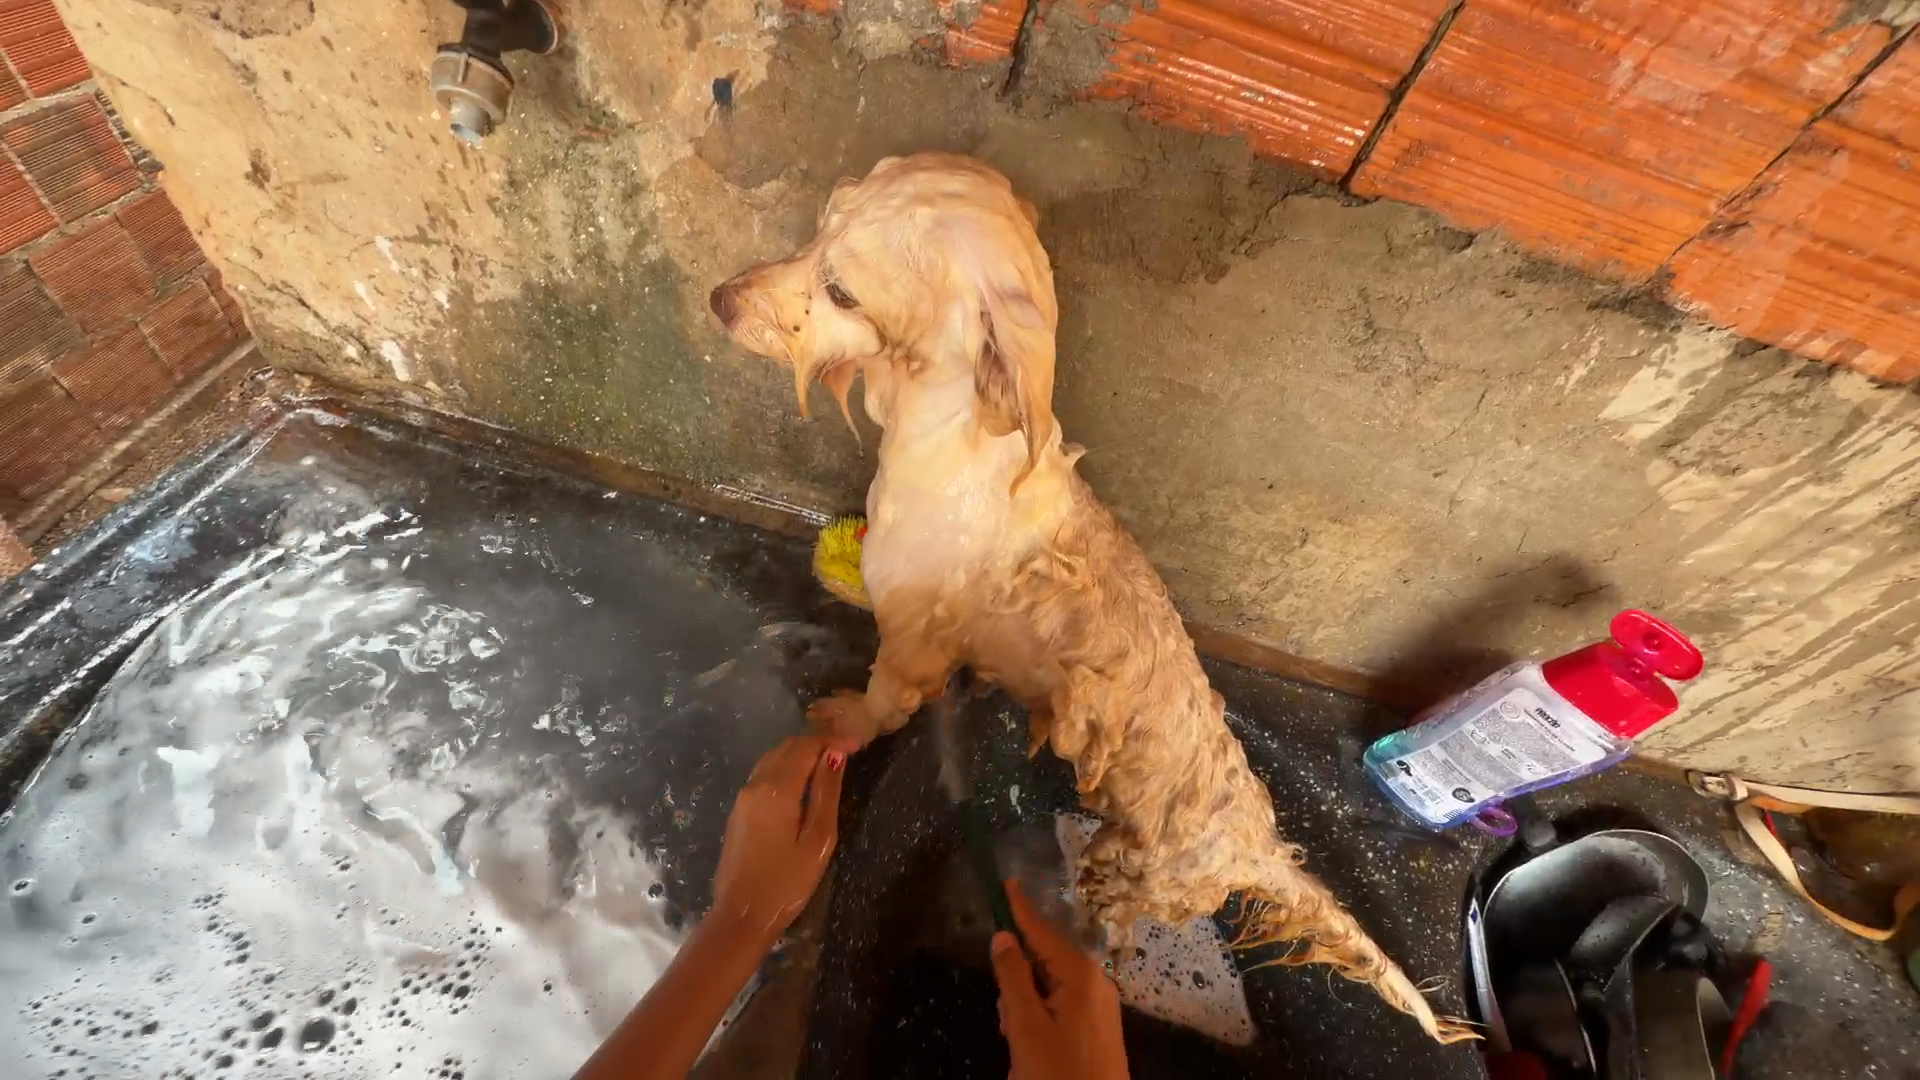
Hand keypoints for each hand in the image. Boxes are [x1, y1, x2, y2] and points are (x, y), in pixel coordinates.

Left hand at [709, 735, 850, 943]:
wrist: (740, 916)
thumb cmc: (786, 882)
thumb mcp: (818, 838)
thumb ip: (827, 792)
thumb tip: (835, 755)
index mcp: (777, 788)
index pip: (807, 747)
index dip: (833, 740)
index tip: (857, 743)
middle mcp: (756, 784)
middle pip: (788, 747)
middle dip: (817, 743)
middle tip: (846, 750)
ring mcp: (744, 796)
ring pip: (774, 758)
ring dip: (801, 753)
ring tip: (828, 762)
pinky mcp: (739, 810)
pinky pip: (764, 773)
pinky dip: (786, 766)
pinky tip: (803, 780)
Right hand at [990, 881, 1129, 1079]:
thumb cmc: (1059, 1074)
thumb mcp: (1026, 1027)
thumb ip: (1013, 977)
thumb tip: (1003, 936)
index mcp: (1080, 974)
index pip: (1042, 930)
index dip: (1020, 908)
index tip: (1007, 882)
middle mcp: (1095, 982)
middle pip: (1045, 959)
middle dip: (1019, 978)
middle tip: (1006, 1018)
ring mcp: (1100, 1006)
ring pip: (1050, 986)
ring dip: (1027, 1005)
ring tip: (1019, 1044)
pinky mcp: (1099, 1029)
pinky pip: (1062, 1006)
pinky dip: (1041, 1017)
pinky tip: (1031, 1048)